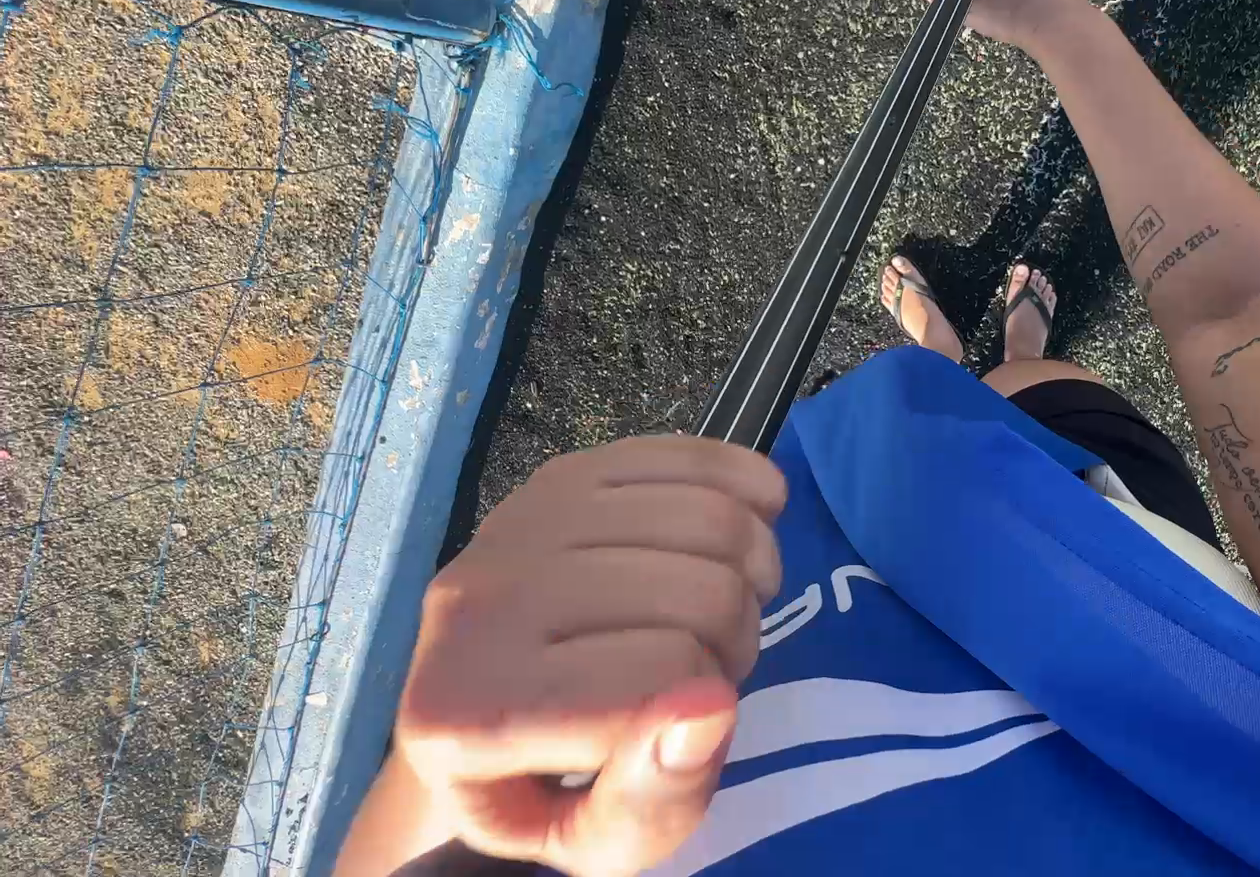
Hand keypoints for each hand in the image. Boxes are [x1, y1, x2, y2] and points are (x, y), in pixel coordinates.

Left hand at [392, 436, 786, 876]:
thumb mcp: (598, 840)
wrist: (494, 692)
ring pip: (716, 519)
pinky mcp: (571, 466)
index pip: (665, 675)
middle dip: (736, 637)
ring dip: (750, 571)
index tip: (682, 727)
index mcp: (469, 705)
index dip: (706, 707)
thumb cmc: (549, 777)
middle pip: (702, 591)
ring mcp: (526, 514)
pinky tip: (737, 536)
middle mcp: (478, 594)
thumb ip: (650, 799)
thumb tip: (709, 707)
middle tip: (709, 663)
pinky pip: (705, 457)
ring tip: (717, 604)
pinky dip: (753, 494)